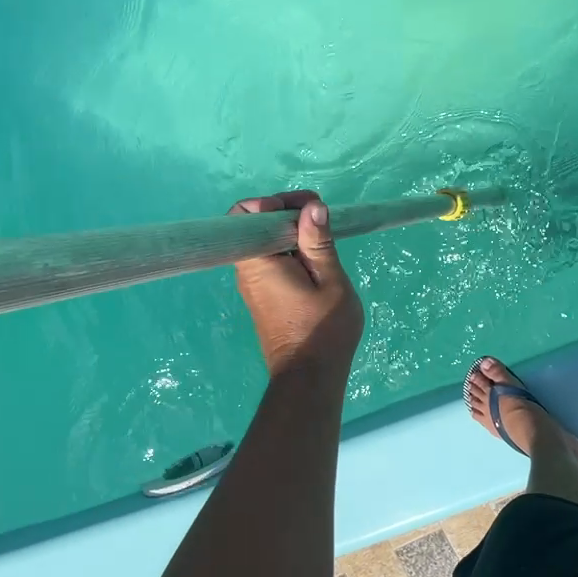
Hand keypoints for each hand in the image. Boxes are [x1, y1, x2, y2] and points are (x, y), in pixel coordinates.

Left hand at [228, 190, 364, 379]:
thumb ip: (319, 243)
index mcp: (259, 261)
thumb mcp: (330, 281)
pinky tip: (318, 258)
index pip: (246, 213)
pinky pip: (273, 260)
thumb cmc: (324, 328)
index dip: (275, 202)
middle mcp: (248, 269)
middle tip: (323, 217)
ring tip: (326, 236)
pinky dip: (293, 251)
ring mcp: (255, 283)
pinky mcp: (265, 294)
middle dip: (288, 213)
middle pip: (256, 225)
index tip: (310, 207)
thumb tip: (312, 207)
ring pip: (266, 242)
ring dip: (293, 232)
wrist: (310, 375)